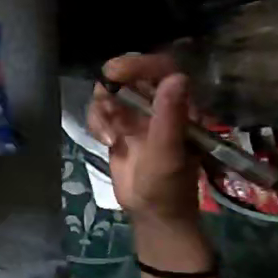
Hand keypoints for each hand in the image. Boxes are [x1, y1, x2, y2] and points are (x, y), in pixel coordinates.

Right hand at [86, 53, 199, 233]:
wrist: (151, 213)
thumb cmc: (168, 185)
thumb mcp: (169, 151)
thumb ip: (170, 115)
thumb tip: (175, 77)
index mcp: (179, 106)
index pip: (162, 70)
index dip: (140, 64)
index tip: (116, 71)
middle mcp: (158, 105)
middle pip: (133, 75)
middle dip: (115, 80)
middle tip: (104, 90)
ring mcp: (137, 117)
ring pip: (112, 93)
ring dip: (103, 107)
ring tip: (110, 133)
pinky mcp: (118, 129)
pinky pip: (101, 112)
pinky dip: (97, 122)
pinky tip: (106, 141)